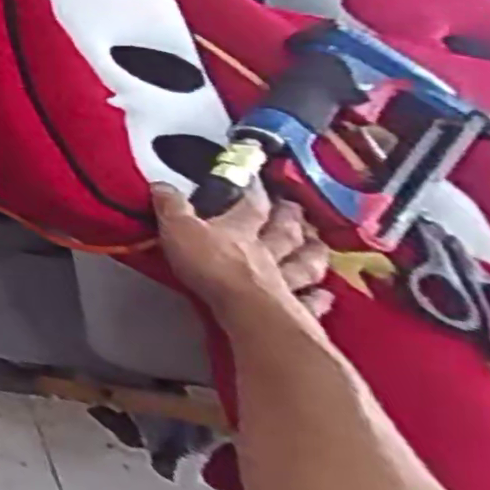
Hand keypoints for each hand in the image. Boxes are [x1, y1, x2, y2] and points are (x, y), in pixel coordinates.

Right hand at [151, 182, 333, 323]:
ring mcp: (285, 281)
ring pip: (303, 262)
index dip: (254, 191)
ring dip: (313, 252)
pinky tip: (328, 295)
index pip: (250, 205)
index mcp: (239, 230)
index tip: (257, 178)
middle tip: (296, 206)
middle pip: (283, 232)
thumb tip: (162, 183)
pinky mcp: (295, 308)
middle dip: (289, 218)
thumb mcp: (178, 229)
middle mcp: (267, 251)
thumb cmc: (209, 265)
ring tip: (320, 243)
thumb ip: (171, 207)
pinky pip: (311, 301)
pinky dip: (320, 297)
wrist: (247, 311)